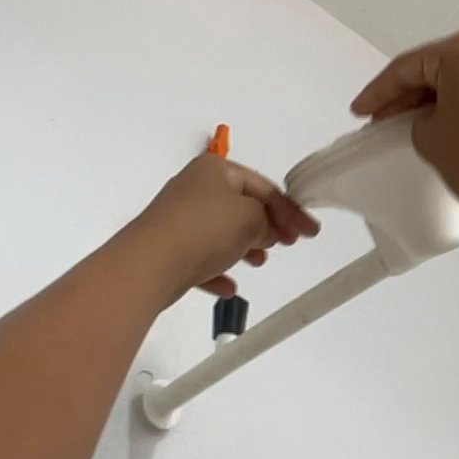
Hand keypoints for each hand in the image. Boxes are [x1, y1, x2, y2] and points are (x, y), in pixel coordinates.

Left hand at [120, 155, 320, 302]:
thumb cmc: (204, 230)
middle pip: (240, 205)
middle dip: (265, 226)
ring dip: (243, 247)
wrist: (148, 263)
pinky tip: (230, 289)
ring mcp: (178, 218)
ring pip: (220, 231)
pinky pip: (200, 256)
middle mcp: (195, 187)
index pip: (262, 186)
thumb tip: (266, 228)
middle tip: (284, 245)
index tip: (310, 233)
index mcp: (215, 169)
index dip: (289, 210)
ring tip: (259, 262)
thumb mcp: (249, 219)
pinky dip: (218, 269)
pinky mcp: (167, 246)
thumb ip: (267, 221)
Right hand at [350, 30, 458, 228]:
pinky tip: (441, 129)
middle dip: (405, 96)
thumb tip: (428, 119)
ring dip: (431, 102)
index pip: (407, 67)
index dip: (378, 92)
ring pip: (458, 81)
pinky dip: (457, 107)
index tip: (358, 112)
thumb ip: (416, 119)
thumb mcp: (429, 138)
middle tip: (379, 121)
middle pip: (434, 69)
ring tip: (406, 128)